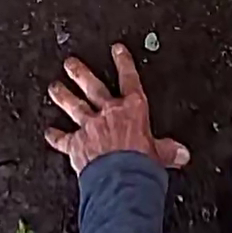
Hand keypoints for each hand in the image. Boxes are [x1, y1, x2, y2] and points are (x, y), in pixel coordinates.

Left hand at [44, 42, 190, 174]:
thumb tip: (182, 154)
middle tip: (70, 63)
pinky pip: (64, 140)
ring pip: (74, 106)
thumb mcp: (160, 155)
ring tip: (54, 87)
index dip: (123, 62)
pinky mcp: (77, 144)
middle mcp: (109, 112)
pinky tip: (49, 133)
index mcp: (132, 109)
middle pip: (92, 87)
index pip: (128, 79)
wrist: (121, 182)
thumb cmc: (142, 166)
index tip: (116, 50)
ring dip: (63, 96)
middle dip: (81, 73)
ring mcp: (90, 126)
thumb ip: (168, 151)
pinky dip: (56, 137)